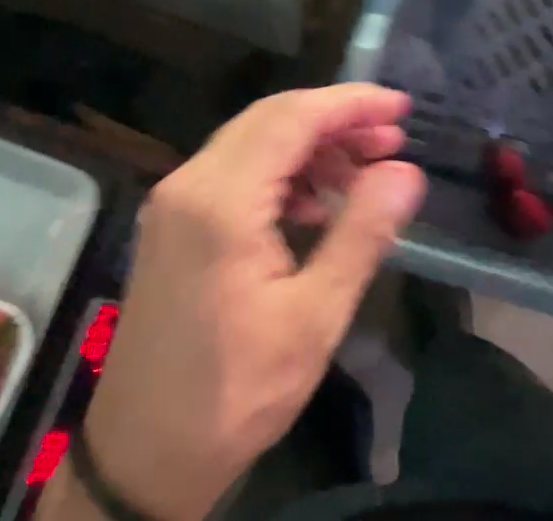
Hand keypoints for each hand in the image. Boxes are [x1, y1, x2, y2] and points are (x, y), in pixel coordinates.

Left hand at [81, 85, 427, 520]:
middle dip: (334, 120)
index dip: (351, 103)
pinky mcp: (171, 223)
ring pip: (250, 143)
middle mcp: (188, 184)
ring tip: (363, 174)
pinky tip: (315, 206)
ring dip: (308, 147)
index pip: (292, 118)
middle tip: (392, 139)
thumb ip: (362, 233)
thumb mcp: (315, 316)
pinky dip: (279, 174)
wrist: (145, 450)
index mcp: (221, 201)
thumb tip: (406, 172)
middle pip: (269, 119)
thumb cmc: (237, 390)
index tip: (402, 107)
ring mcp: (173, 202)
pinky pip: (232, 172)